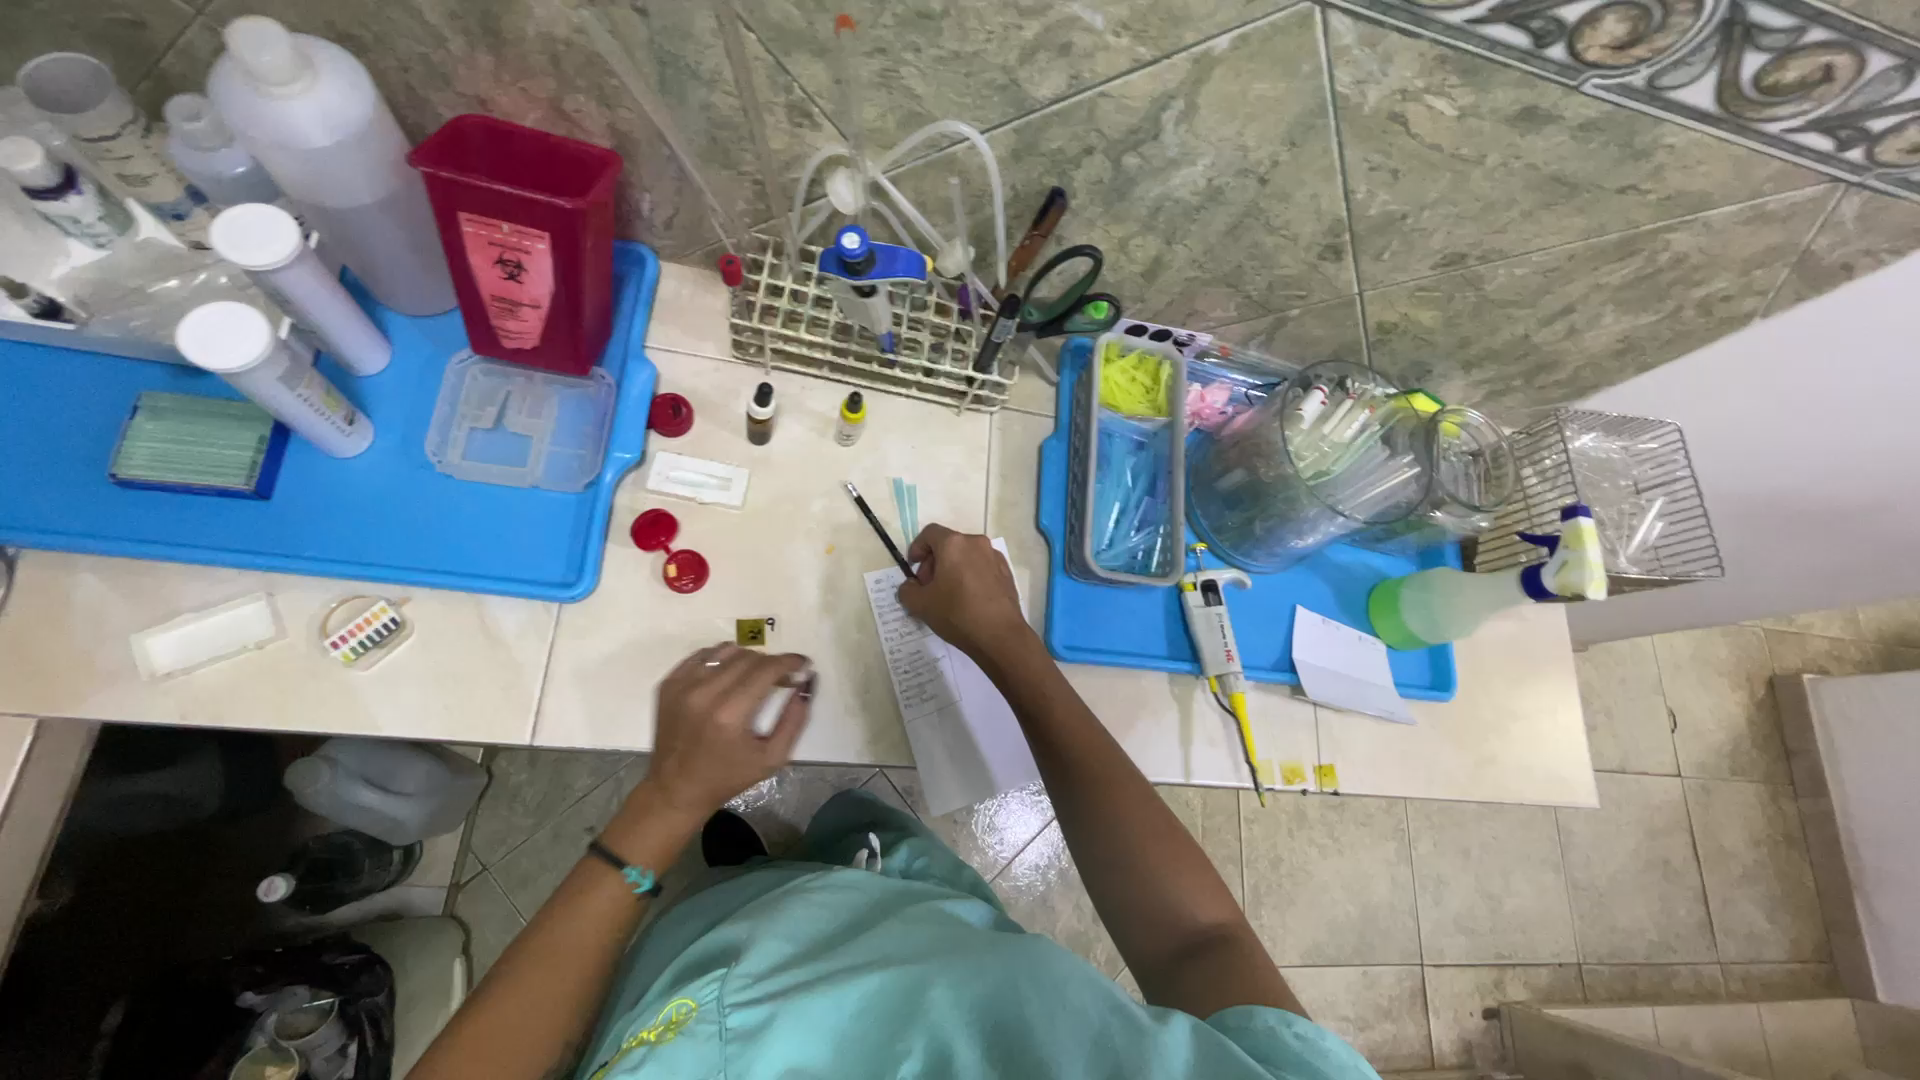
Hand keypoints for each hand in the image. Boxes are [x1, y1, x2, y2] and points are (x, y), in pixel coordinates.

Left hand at [636, 644, 813, 821]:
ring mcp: (682, 687)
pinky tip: (727, 675)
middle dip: (771, 663)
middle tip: (781, 678)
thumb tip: (806, 684)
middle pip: (748, 657)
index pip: (767, 669)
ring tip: (753, 676)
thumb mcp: (772, 757)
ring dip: (746, 659)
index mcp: (730, 714)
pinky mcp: (668, 685)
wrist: (676, 790)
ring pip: (725, 651)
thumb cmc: (728, 777)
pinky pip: (701, 655)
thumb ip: (795, 719)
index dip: (789, 661)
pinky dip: (720, 659)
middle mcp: (704, 693)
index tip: (802, 663)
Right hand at [896, 524, 1031, 661]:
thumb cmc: (957, 613)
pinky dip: (970, 576)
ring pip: (966, 556)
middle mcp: (976, 543)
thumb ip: (907, 590)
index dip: (917, 548)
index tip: (913, 568)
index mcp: (954, 544)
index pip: (929, 533)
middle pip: (948, 544)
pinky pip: (981, 567)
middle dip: (934, 562)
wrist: (1000, 635)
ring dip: (952, 569)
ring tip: (947, 595)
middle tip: (928, 587)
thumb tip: (911, 586)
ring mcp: (995, 557)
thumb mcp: (921, 605)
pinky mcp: (1006, 572)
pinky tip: (968, 599)